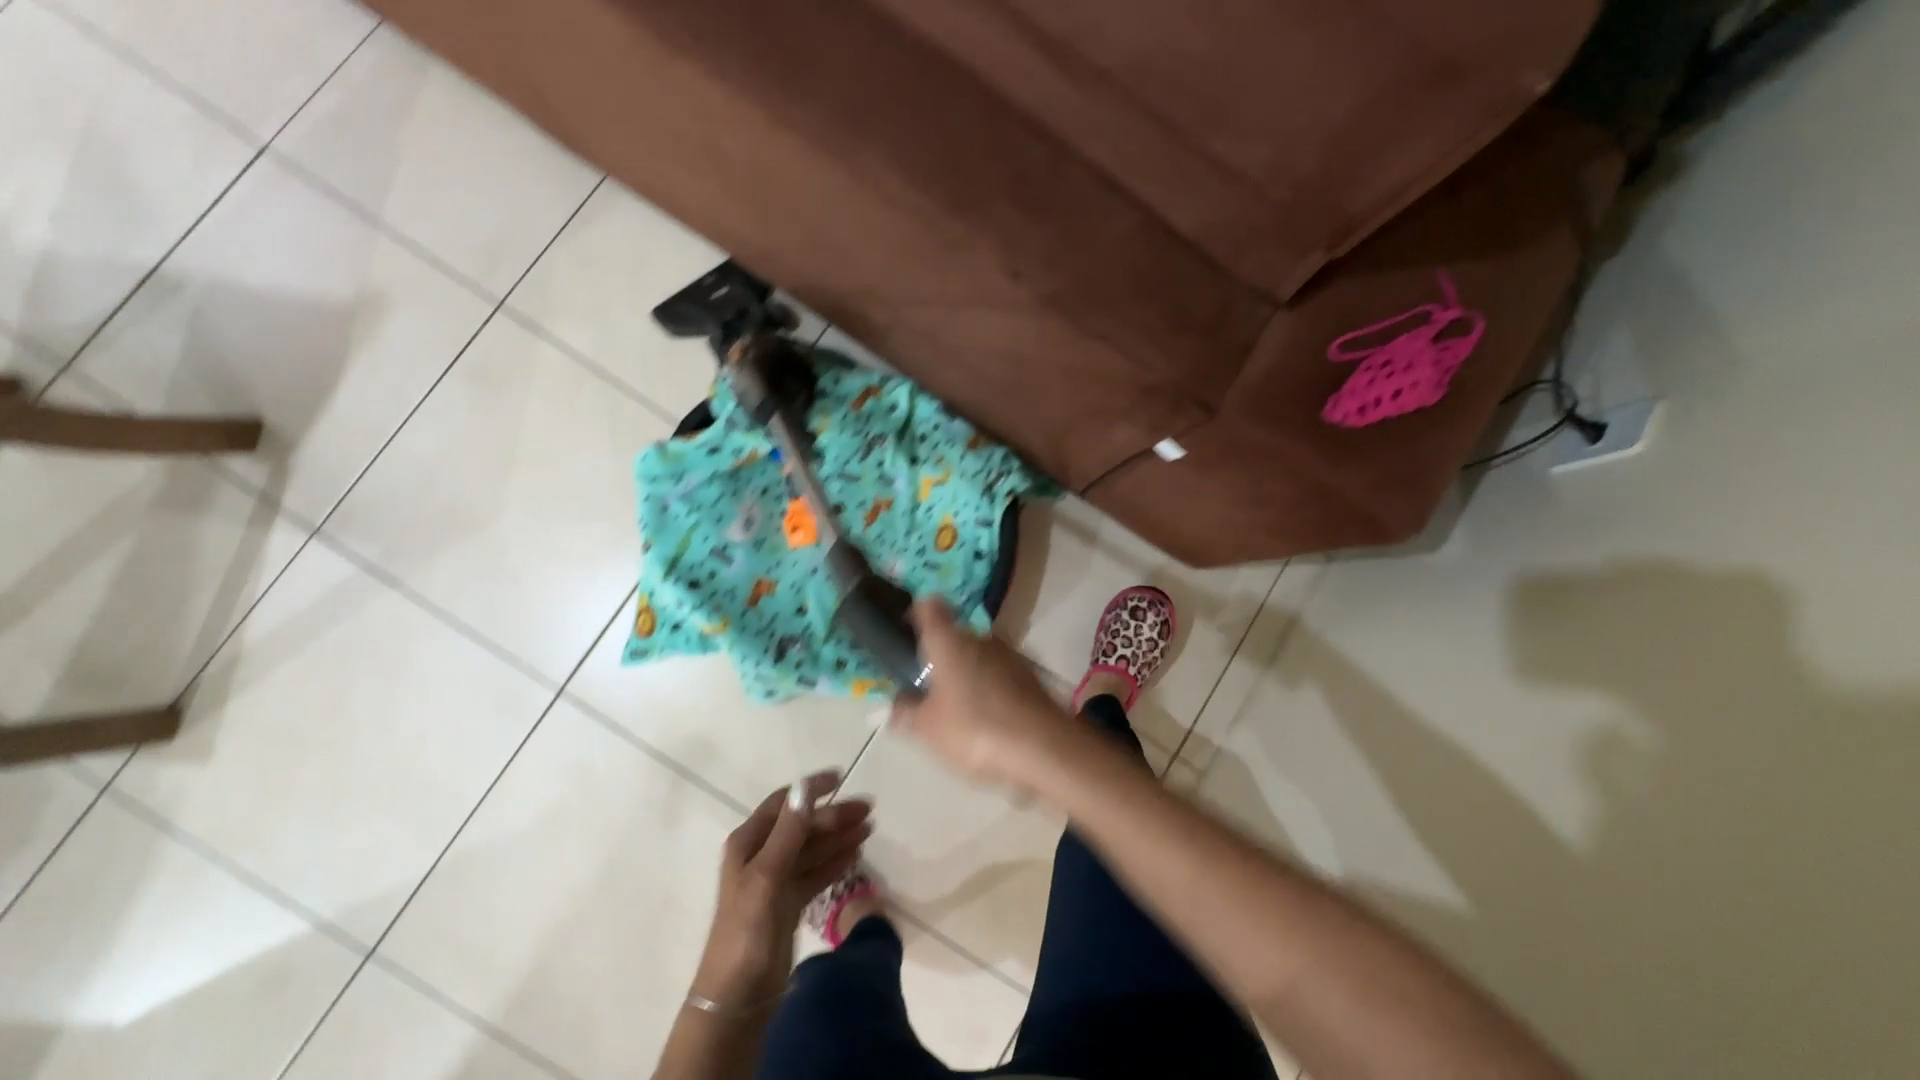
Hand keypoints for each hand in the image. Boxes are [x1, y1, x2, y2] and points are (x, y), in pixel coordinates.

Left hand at [693, 772, 872, 1004]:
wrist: (738, 993)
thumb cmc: (746, 930)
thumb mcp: (767, 875)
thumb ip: (789, 832)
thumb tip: (806, 788)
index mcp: (748, 843)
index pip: (784, 803)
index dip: (810, 789)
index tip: (842, 779)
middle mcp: (761, 856)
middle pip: (802, 825)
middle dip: (833, 815)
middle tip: (868, 811)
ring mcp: (776, 880)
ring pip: (812, 849)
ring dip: (838, 836)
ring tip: (870, 827)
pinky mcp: (789, 903)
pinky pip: (815, 872)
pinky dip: (834, 861)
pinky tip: (856, 852)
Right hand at [889, 599, 1083, 790]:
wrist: (1047, 750)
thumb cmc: (976, 731)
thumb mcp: (929, 730)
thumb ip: (905, 714)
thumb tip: (889, 707)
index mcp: (949, 642)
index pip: (928, 607)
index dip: (913, 615)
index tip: (903, 636)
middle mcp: (980, 639)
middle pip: (953, 637)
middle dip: (940, 659)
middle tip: (926, 690)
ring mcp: (1010, 656)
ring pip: (978, 658)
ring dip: (966, 676)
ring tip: (957, 712)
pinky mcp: (1031, 677)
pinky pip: (1000, 677)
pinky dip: (990, 692)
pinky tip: (988, 723)